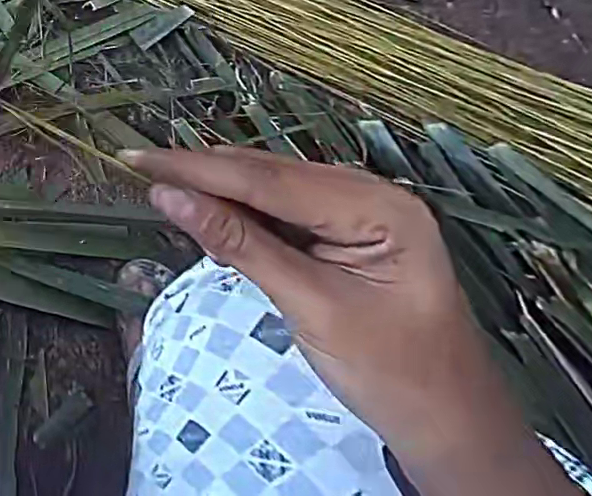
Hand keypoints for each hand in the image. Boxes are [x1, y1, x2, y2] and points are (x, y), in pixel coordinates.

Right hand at [123, 147, 575, 494]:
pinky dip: (237, 212)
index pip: (265, 178)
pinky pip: (275, 207)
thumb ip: (237, 243)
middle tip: (139, 169)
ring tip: (165, 191)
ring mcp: (354, 206)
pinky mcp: (339, 225)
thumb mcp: (311, 308)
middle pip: (262, 173)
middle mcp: (365, 191)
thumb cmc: (394, 376)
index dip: (195, 167)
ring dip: (215, 192)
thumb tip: (167, 196)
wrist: (453, 431)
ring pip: (264, 185)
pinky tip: (209, 217)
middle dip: (200, 175)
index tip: (138, 159)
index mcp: (376, 206)